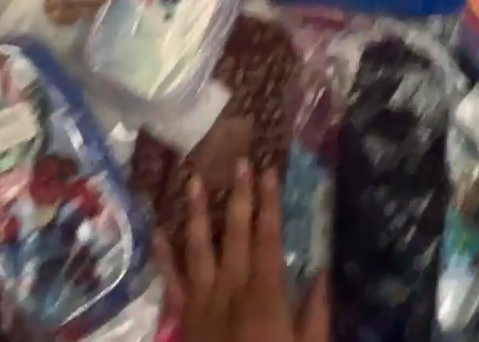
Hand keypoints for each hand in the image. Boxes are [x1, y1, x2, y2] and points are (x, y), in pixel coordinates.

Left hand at [154, 162, 327, 341]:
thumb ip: (315, 315)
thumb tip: (320, 272)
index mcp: (266, 297)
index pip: (269, 237)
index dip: (270, 202)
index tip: (269, 169)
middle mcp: (232, 291)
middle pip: (236, 233)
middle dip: (239, 195)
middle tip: (239, 159)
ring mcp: (203, 303)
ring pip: (199, 248)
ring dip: (197, 212)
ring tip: (193, 181)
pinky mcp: (185, 319)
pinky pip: (172, 282)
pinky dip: (164, 254)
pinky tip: (158, 230)